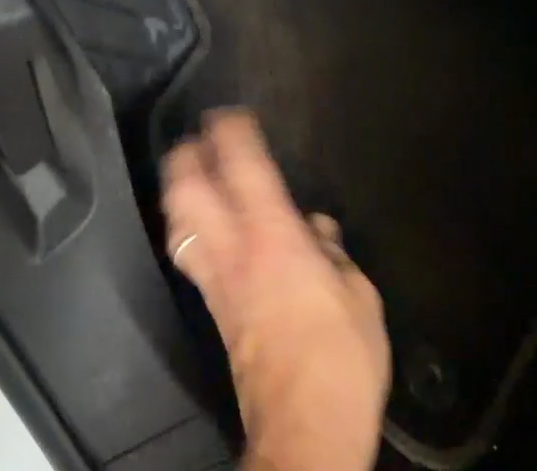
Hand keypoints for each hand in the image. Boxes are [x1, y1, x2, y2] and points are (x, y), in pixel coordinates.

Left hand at [161, 110, 388, 470]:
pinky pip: (190, 254)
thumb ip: (333, 252)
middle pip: (187, 189)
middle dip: (185, 156)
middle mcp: (234, 250)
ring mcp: (216, 280)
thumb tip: (317, 229)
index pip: (243, 168)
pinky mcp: (212, 307)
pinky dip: (188, 228)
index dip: (231, 133)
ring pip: (178, 221)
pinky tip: (202, 227)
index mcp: (274, 238)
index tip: (229, 113)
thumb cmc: (341, 355)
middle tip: (196, 139)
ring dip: (178, 191)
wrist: (304, 423)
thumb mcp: (358, 294)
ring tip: (189, 175)